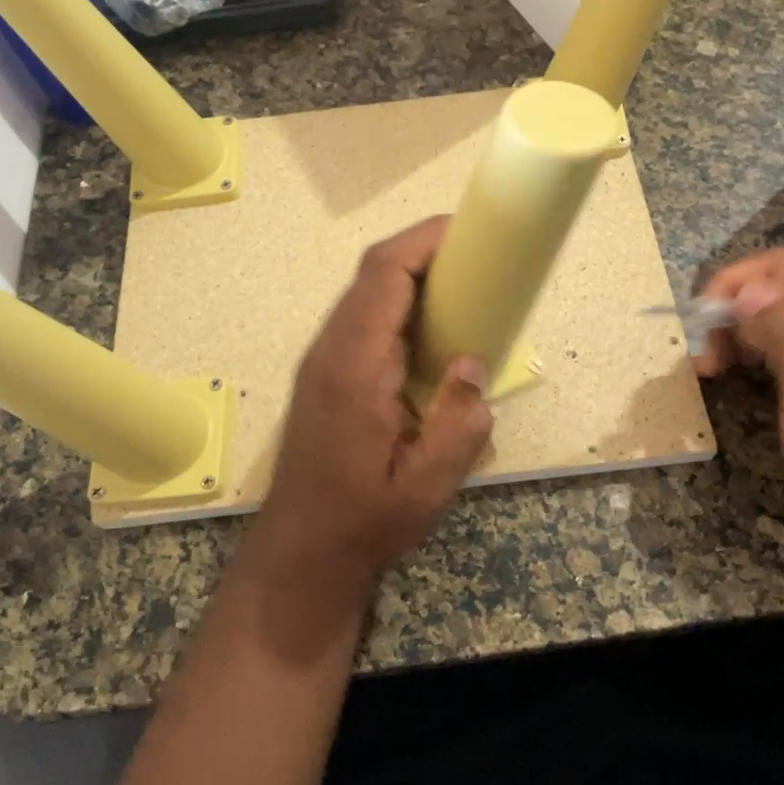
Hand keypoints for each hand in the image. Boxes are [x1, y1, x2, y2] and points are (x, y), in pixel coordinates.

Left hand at [243, 217, 494, 603]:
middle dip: (425, 254)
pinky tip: (435, 338)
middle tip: (480, 260)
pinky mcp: (326, 379)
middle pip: (373, 276)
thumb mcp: (428, 484)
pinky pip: (364, 325)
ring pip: (366, 298)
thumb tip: (473, 365)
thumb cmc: (365, 521)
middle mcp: (331, 352)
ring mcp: (323, 364)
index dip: (425, 241)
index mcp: (353, 366)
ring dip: (412, 282)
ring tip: (465, 291)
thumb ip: (459, 422)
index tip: (471, 231)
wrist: (303, 553)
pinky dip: (400, 311)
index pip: (384, 275)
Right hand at [694, 249, 783, 562]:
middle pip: (775, 289)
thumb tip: (746, 287)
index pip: (781, 266)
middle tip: (703, 364)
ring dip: (737, 336)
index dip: (732, 283)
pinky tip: (738, 378)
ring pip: (776, 318)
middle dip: (730, 315)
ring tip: (711, 373)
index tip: (698, 325)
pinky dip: (754, 355)